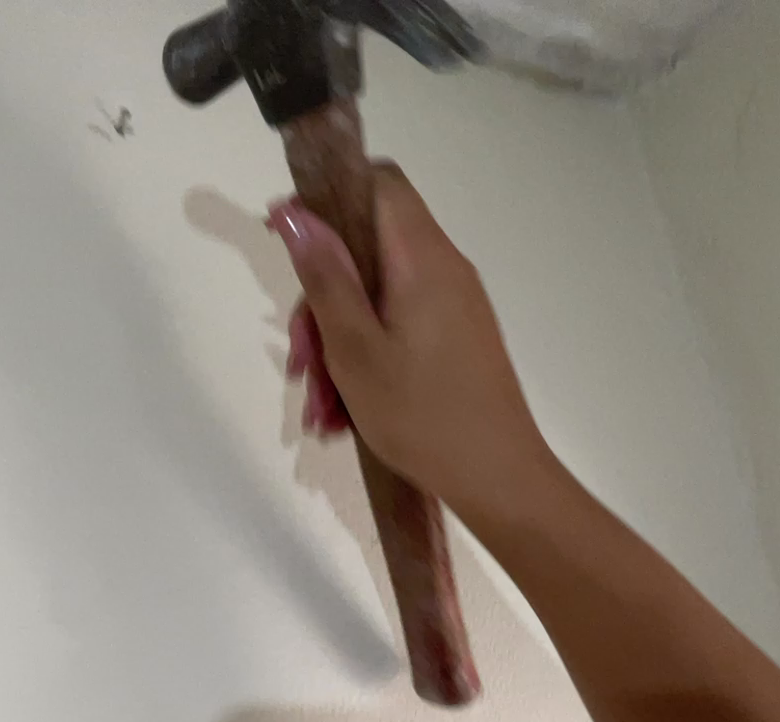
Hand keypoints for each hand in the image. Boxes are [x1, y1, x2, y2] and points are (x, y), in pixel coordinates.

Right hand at [271, 163, 556, 519]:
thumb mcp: (355, 350)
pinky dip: (363, 365)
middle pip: (365, 256)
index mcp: (421, 259)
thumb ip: (325, 278)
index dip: (324, 199)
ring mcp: (450, 308)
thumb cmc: (421, 415)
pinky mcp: (453, 342)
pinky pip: (395, 334)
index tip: (282, 239)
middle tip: (300, 369)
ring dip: (336, 352)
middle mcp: (441, 271)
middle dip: (320, 308)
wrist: (496, 478)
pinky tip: (344, 418)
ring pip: (374, 304)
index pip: (376, 184)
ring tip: (320, 414)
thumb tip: (296, 212)